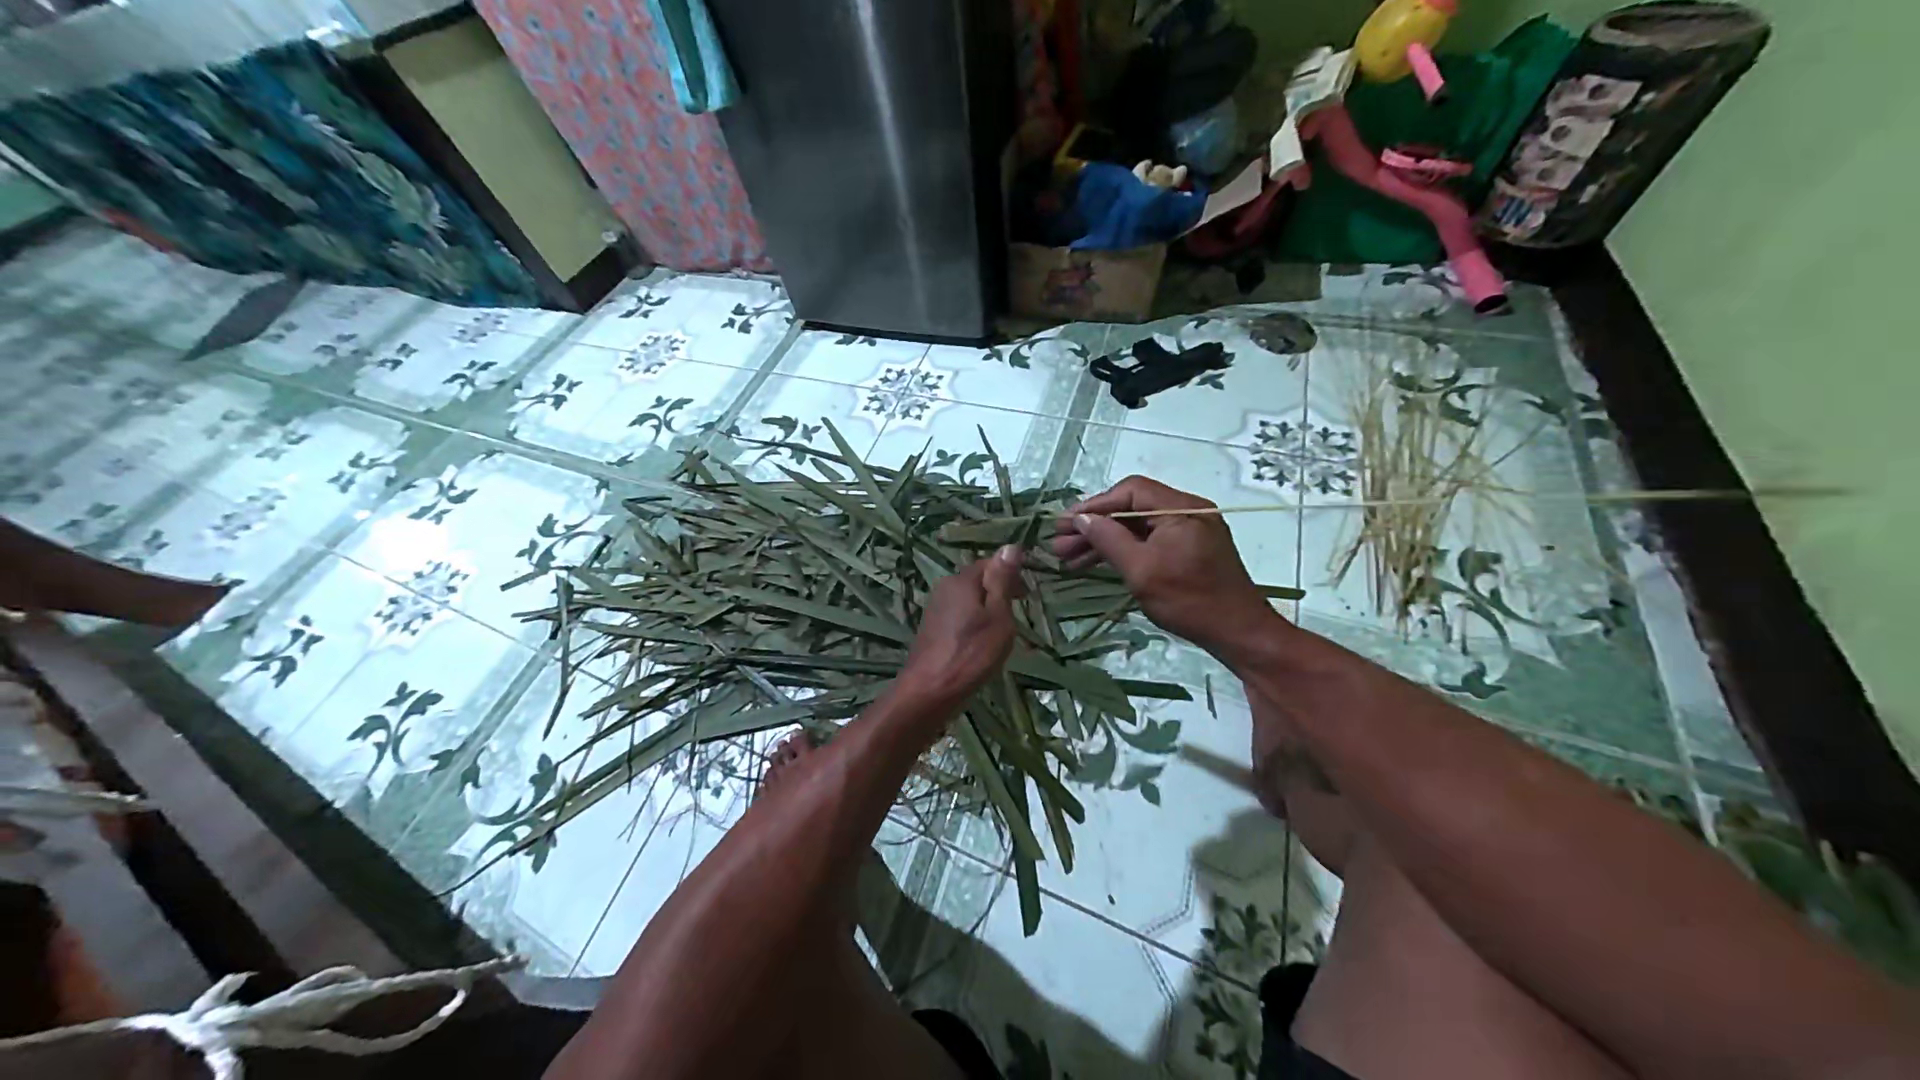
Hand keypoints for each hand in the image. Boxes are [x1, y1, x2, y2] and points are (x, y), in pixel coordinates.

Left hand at [900, 545, 1026, 701]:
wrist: (930, 691)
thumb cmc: (971, 653)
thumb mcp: (997, 616)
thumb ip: (1002, 581)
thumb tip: (1010, 546)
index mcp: (961, 580)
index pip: (990, 563)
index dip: (1011, 574)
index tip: (1027, 596)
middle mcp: (944, 588)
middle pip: (977, 580)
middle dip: (999, 591)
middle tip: (1018, 614)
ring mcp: (935, 609)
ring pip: (968, 600)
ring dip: (987, 609)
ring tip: (1002, 631)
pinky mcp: (932, 629)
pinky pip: (959, 616)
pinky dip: (974, 623)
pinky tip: (981, 643)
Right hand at [1051, 476, 1278, 649]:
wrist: (1238, 633)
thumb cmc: (1190, 600)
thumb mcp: (1141, 570)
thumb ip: (1109, 539)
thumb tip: (1081, 519)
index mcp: (1182, 508)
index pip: (1129, 492)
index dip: (1093, 505)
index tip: (1065, 523)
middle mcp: (1188, 511)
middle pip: (1131, 508)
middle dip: (1094, 526)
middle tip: (1060, 544)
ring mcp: (1190, 531)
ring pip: (1137, 527)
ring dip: (1104, 540)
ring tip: (1069, 558)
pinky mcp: (1188, 550)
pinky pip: (1149, 541)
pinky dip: (1123, 551)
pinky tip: (1097, 563)